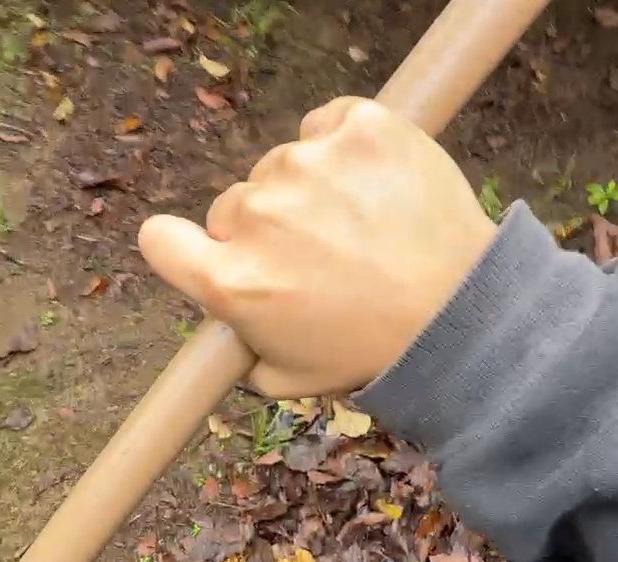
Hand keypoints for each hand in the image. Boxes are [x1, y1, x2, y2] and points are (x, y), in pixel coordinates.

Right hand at [138, 97, 496, 397]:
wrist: (458, 310)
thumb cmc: (366, 352)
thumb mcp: (283, 379)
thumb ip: (238, 350)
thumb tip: (227, 323)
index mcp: (231, 282)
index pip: (159, 241)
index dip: (177, 247)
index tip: (202, 253)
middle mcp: (257, 217)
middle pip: (232, 208)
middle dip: (261, 232)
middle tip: (313, 260)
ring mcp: (307, 163)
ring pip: (281, 169)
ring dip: (306, 193)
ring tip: (355, 229)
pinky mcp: (357, 125)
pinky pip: (324, 128)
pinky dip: (340, 151)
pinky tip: (369, 190)